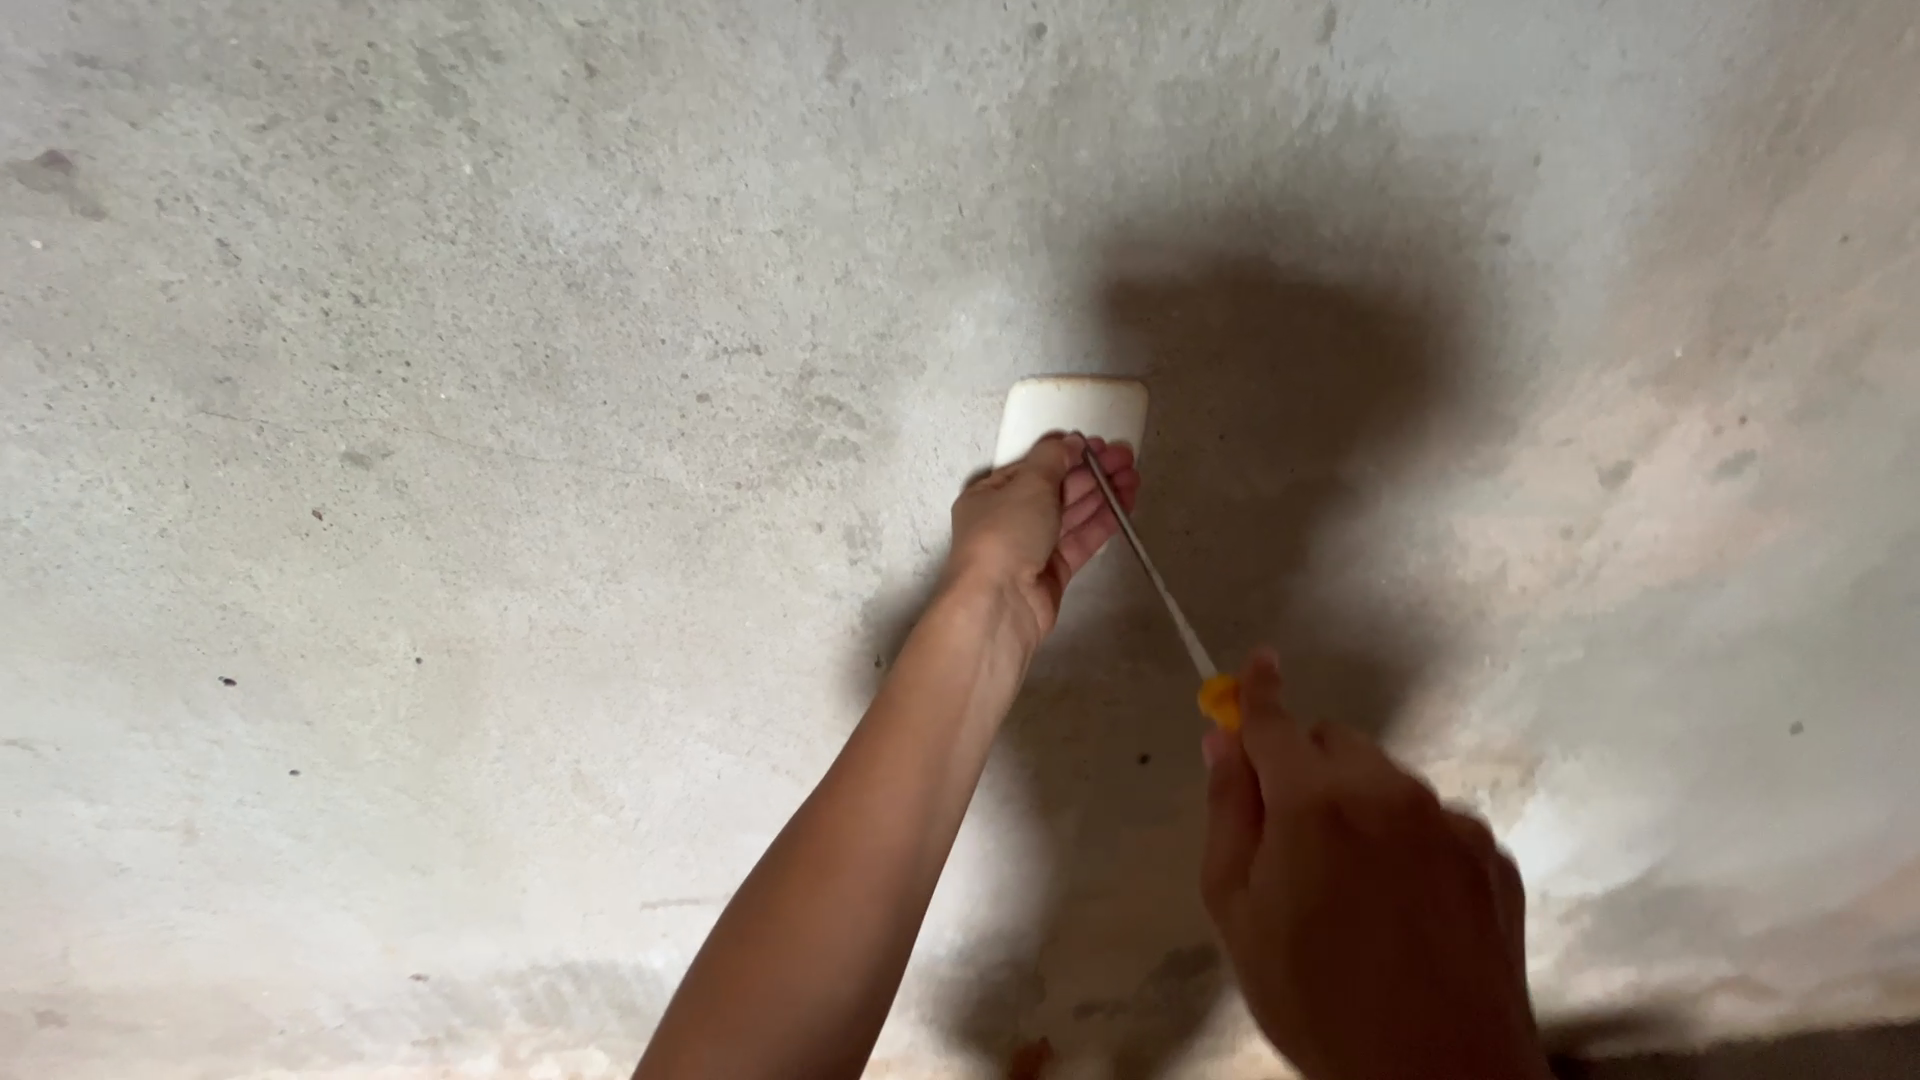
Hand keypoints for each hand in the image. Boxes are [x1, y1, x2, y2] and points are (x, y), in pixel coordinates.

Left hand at [943, 433, 1138, 648]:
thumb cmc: (1005, 534)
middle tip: (1126, 458)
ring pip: (1071, 515)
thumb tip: (1071, 442)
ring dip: (1102, 494)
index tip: (1099, 445)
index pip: (1033, 468)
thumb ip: (1052, 459)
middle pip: (1055, 490)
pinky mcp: (1052, 572)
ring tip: (1133, 478)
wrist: (1000, 603)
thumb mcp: (1028, 484)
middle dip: (1091, 473)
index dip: (1067, 454)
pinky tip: (1125, 506)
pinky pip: (1080, 541)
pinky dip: (1102, 522)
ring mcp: (1031, 548)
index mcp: (990, 494)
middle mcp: (1008, 520)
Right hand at [1200, 649, 1544, 1079]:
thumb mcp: (1234, 906)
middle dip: (1304, 762)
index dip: (1258, 689)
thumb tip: (1221, 741)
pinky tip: (1406, 898)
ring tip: (1353, 878)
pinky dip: (1407, 832)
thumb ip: (1227, 810)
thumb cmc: (1311, 995)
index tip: (1260, 660)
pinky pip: (1432, 815)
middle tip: (1292, 826)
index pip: (1275, 720)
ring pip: (1383, 776)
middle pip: (1333, 740)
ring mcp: (1448, 821)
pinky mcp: (1492, 854)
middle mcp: (1386, 792)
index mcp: (1312, 801)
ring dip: (1356, 798)